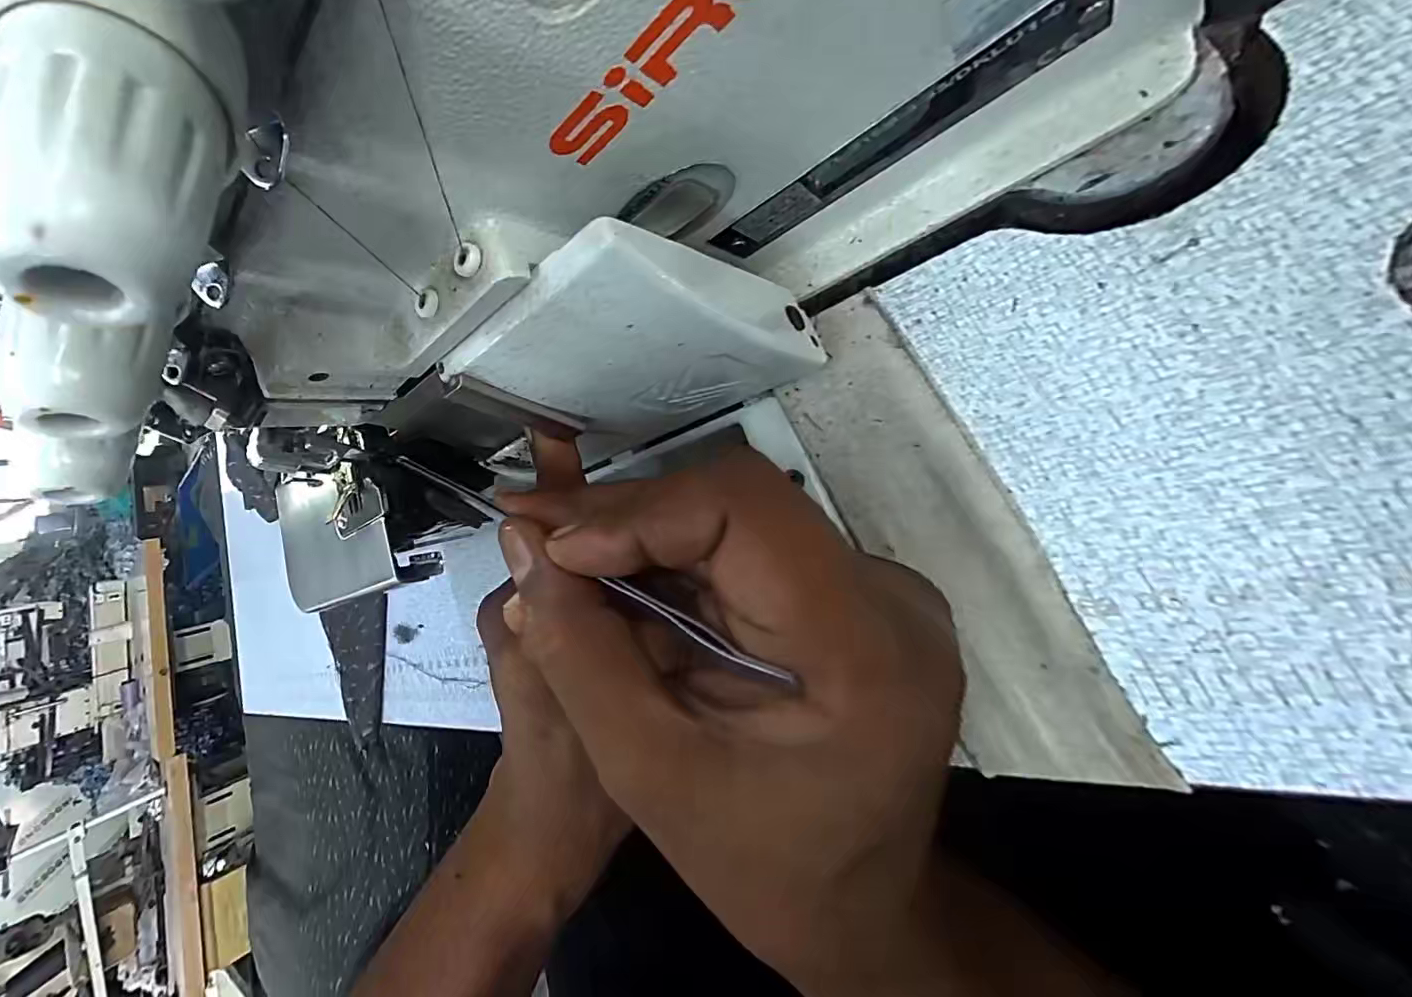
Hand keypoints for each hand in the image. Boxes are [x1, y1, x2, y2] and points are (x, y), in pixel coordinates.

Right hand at [496, 442, 967, 992]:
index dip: (641, 511)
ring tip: (559, 548)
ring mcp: (876, 589)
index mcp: (863, 648)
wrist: (859, 908)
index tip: (555, 545)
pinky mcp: (851, 592)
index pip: (746, 509)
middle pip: (738, 503)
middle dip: (625, 516)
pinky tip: (612, 569)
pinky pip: (746, 545)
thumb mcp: (646, 773)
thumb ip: (576, 653)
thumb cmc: (761, 869)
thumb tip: (524, 546)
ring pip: (736, 515)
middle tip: (535, 526)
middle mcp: (887, 596)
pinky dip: (670, 555)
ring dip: (640, 531)